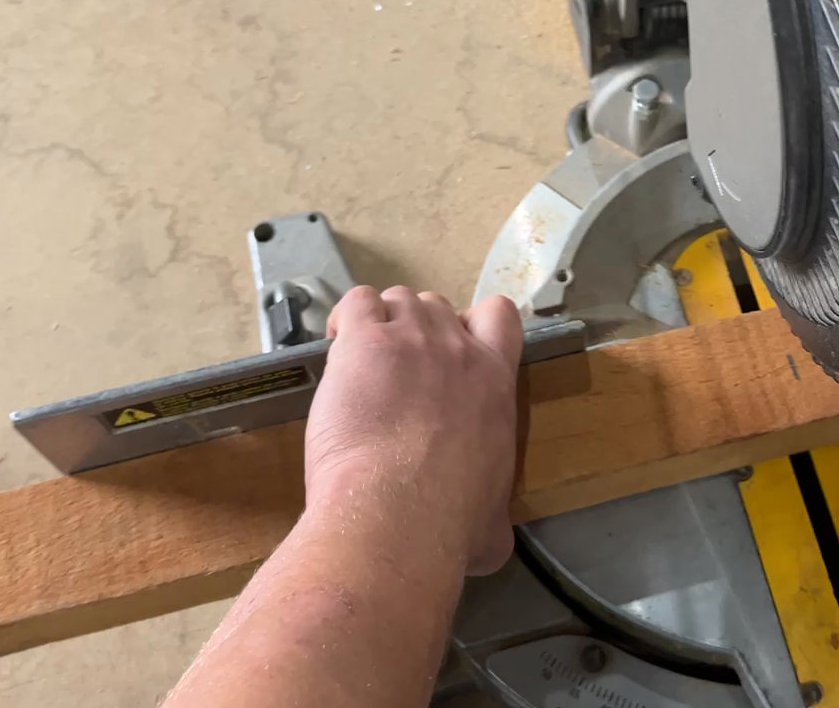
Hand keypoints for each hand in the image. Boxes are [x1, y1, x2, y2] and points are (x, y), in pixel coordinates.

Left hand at [305, 285, 522, 574]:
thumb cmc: (450, 522)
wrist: (400, 513)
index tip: (454, 346)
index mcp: (494, 381)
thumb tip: (494, 539)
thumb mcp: (491, 522)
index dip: (474, 322)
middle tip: (397, 366)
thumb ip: (495, 517)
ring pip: (399, 299)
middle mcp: (458, 350)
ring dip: (382, 320)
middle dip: (418, 328)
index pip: (500, 315)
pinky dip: (347, 317)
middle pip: (439, 306)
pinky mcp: (366, 342)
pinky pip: (358, 302)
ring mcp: (413, 340)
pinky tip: (337, 343)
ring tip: (361, 356)